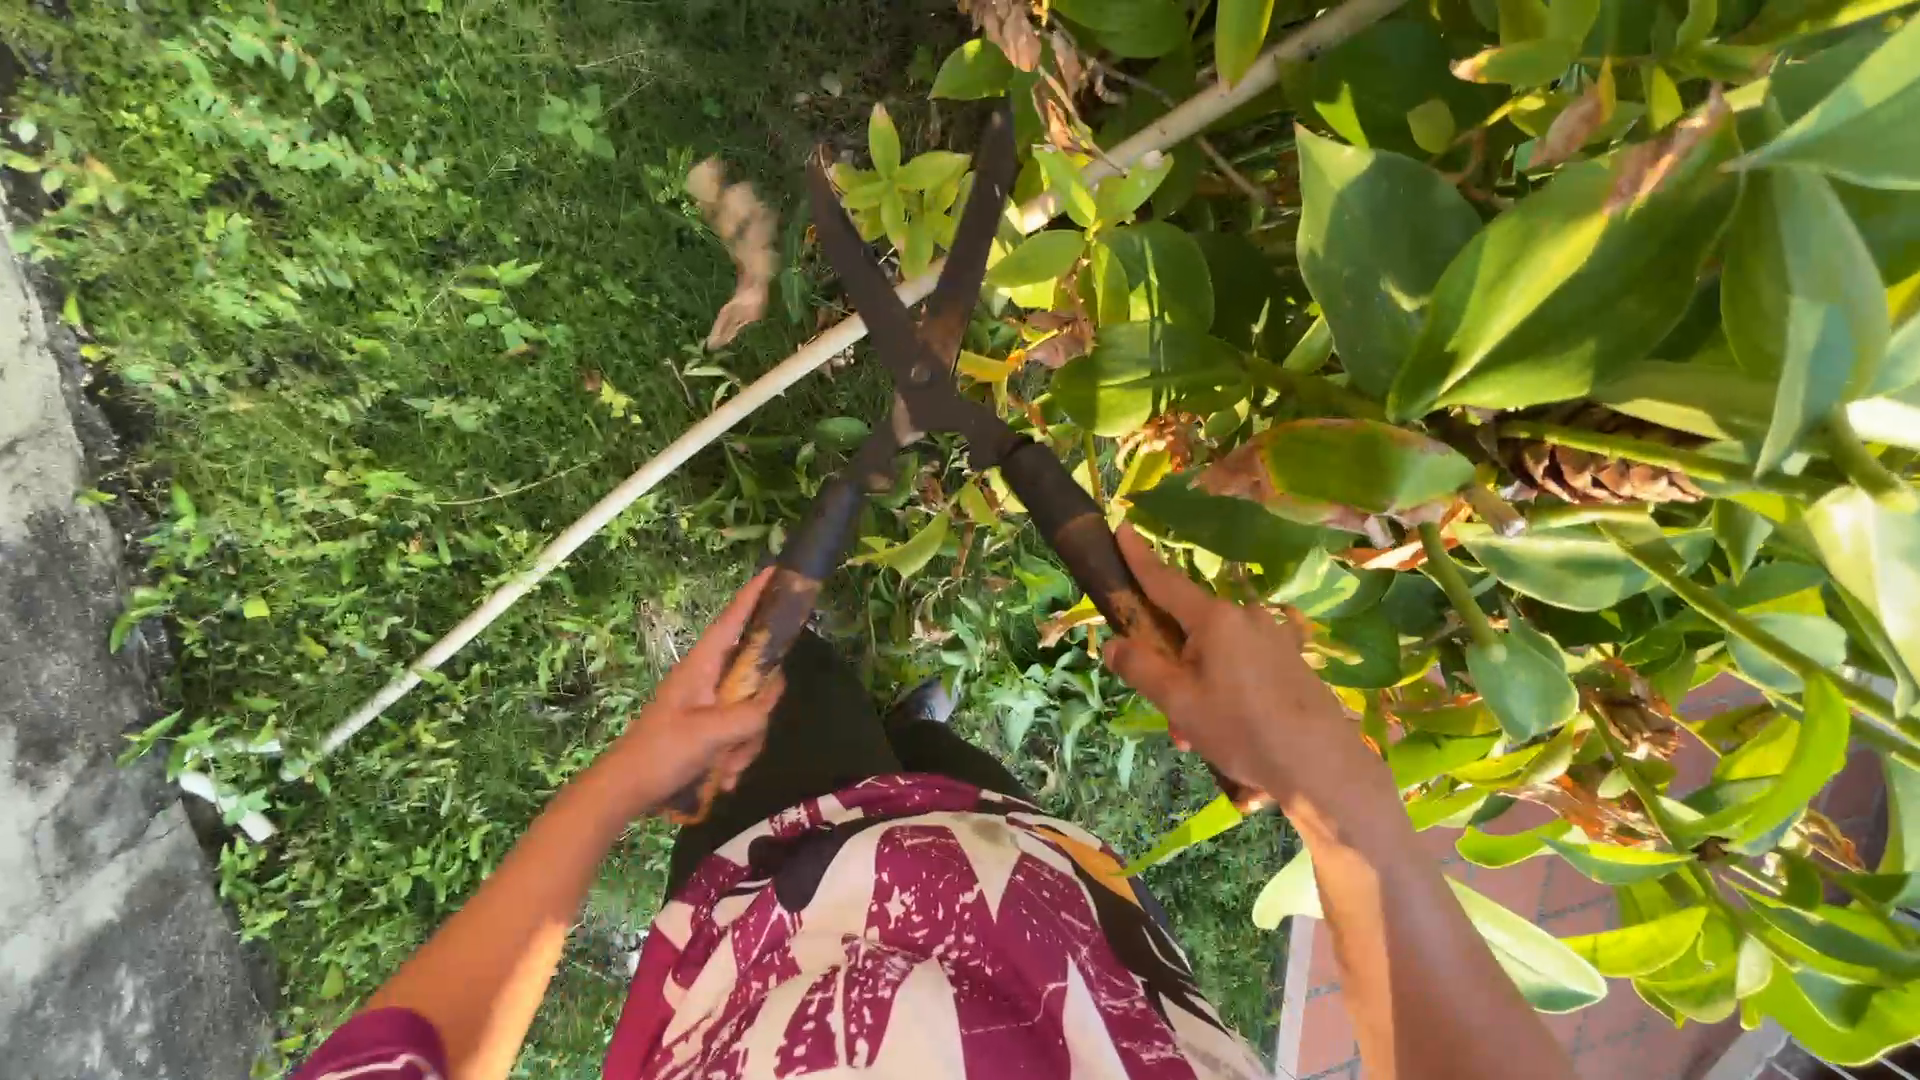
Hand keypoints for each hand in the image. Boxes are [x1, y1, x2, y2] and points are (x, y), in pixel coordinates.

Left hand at [603, 569, 785, 813]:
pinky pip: (741, 733)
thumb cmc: (661, 752)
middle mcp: (708, 679)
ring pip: (752, 711)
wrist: (624, 791)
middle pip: (755, 676)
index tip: (775, 572)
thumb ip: (750, 714)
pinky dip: (736, 756)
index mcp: (701, 666)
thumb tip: (771, 699)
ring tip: (724, 769)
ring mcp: (709, 705)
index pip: (732, 620)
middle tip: (744, 736)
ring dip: (745, 743)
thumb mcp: (710, 733)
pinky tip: (721, 778)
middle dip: (758, 713)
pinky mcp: (709, 729)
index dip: (753, 596)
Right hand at [1101, 527, 1398, 834]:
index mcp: (1215, 619)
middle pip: (1187, 628)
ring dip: (1194, 685)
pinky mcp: (1290, 660)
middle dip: (1167, 664)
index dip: (1139, 557)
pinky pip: (1240, 665)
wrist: (1322, 768)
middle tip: (1164, 710)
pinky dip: (1223, 689)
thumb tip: (1114, 644)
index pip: (1164, 581)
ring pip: (1213, 653)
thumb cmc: (1242, 729)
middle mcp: (1245, 617)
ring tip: (1195, 736)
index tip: (1122, 526)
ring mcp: (1273, 637)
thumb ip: (1140, 668)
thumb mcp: (1178, 702)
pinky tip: (1227, 731)